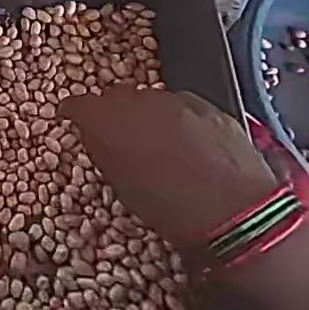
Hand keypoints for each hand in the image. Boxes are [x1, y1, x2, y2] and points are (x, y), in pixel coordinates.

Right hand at [59, 88, 279, 250]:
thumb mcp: (120, 184)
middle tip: (118, 134)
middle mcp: (139, 101)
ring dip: (146, 113)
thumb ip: (102, 149)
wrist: (236, 214)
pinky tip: (187, 141)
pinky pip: (183, 105)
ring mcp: (177, 101)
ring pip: (151, 98)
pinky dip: (177, 118)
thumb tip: (92, 132)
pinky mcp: (209, 107)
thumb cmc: (167, 208)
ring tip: (156, 140)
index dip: (73, 112)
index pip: (78, 103)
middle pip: (115, 95)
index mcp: (108, 120)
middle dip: (112, 110)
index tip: (72, 119)